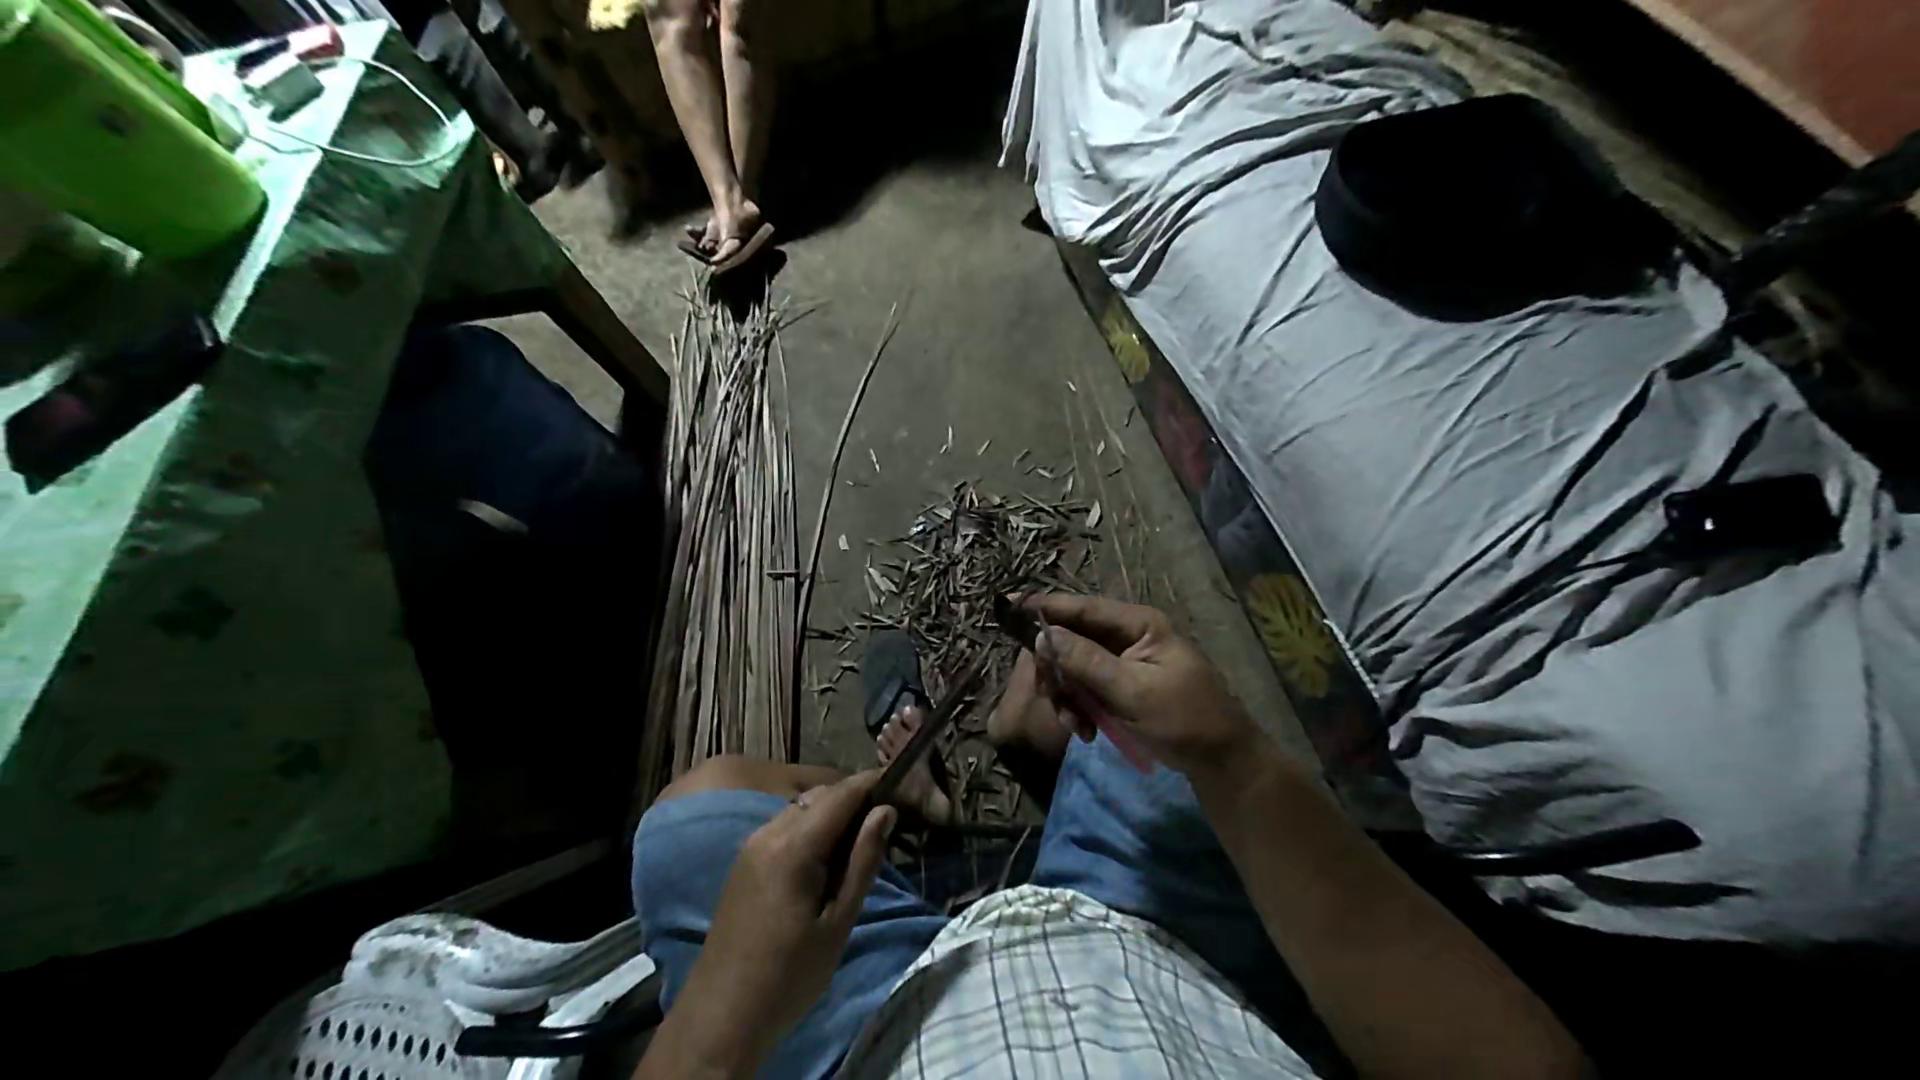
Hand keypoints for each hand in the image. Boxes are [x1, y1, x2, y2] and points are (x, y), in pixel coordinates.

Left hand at [659, 772, 897, 1074]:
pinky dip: (811, 826)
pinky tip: (827, 855)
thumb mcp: (838, 923)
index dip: (872, 782)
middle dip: (854, 797)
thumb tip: (886, 812)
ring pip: (801, 808)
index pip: (841, 793)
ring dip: (832, 811)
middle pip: (820, 795)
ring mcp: (751, 845)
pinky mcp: (744, 860)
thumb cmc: (789, 976)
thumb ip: (863, 861)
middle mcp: (768, 832)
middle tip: (888, 817)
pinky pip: (785, 825)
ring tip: (861, 837)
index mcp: (793, 846)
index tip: (902, 781)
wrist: (720, 1019)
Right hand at [1020, 593, 1265, 779]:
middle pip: (1072, 638)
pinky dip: (1079, 708)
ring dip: (1067, 695)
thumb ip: (1087, 662)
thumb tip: (1044, 634)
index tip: (1011, 606)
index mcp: (1138, 625)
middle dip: (1057, 669)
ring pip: (1074, 666)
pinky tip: (1086, 731)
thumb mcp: (1133, 691)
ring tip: (1076, 725)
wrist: (1220, 761)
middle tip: (1052, 696)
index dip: (1047, 607)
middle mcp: (1127, 636)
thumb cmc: (1184, 719)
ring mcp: (1122, 661)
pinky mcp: (1119, 685)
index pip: (1084, 608)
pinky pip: (1085, 688)